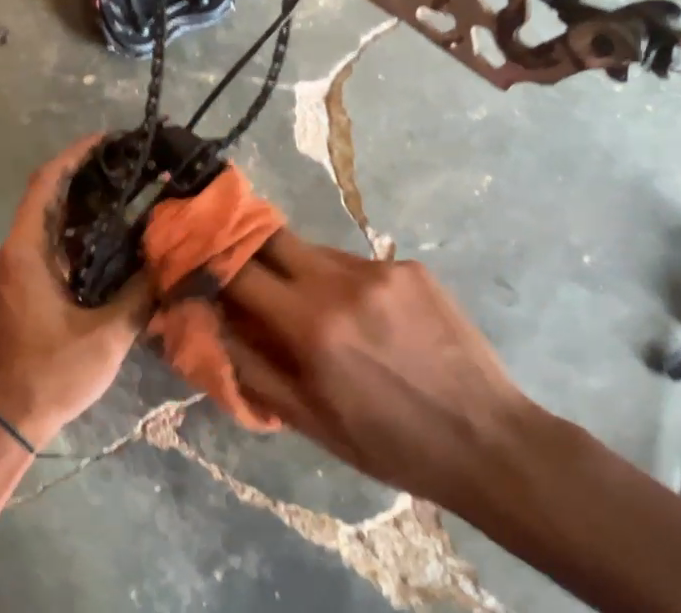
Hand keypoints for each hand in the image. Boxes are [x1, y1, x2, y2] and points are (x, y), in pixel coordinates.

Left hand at [0, 135, 151, 446]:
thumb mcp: (106, 333)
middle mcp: (21, 248)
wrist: (16, 410)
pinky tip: (121, 230)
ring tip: (132, 186)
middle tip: (131, 161)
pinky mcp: (34, 281)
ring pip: (54, 217)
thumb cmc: (54, 369)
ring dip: (86, 199)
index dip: (74, 156)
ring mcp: (25, 265)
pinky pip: (59, 240)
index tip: (109, 139)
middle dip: (86, 172)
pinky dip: (84, 227)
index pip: (46, 184)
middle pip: (49, 194)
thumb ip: (140, 292)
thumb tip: (174, 259)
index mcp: (28, 249)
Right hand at [219, 231, 534, 510]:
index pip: (234, 269)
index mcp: (310, 325)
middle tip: (232, 262)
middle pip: (268, 236)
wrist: (493, 444)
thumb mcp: (307, 419)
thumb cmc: (390, 444)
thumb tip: (202, 323)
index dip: (204, 262)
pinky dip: (340, 282)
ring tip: (307, 306)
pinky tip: (362, 318)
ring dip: (294, 269)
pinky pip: (354, 263)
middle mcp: (341, 284)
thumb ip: (248, 365)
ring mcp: (381, 270)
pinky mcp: (412, 269)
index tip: (187, 262)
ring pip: (311, 249)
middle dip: (243, 245)